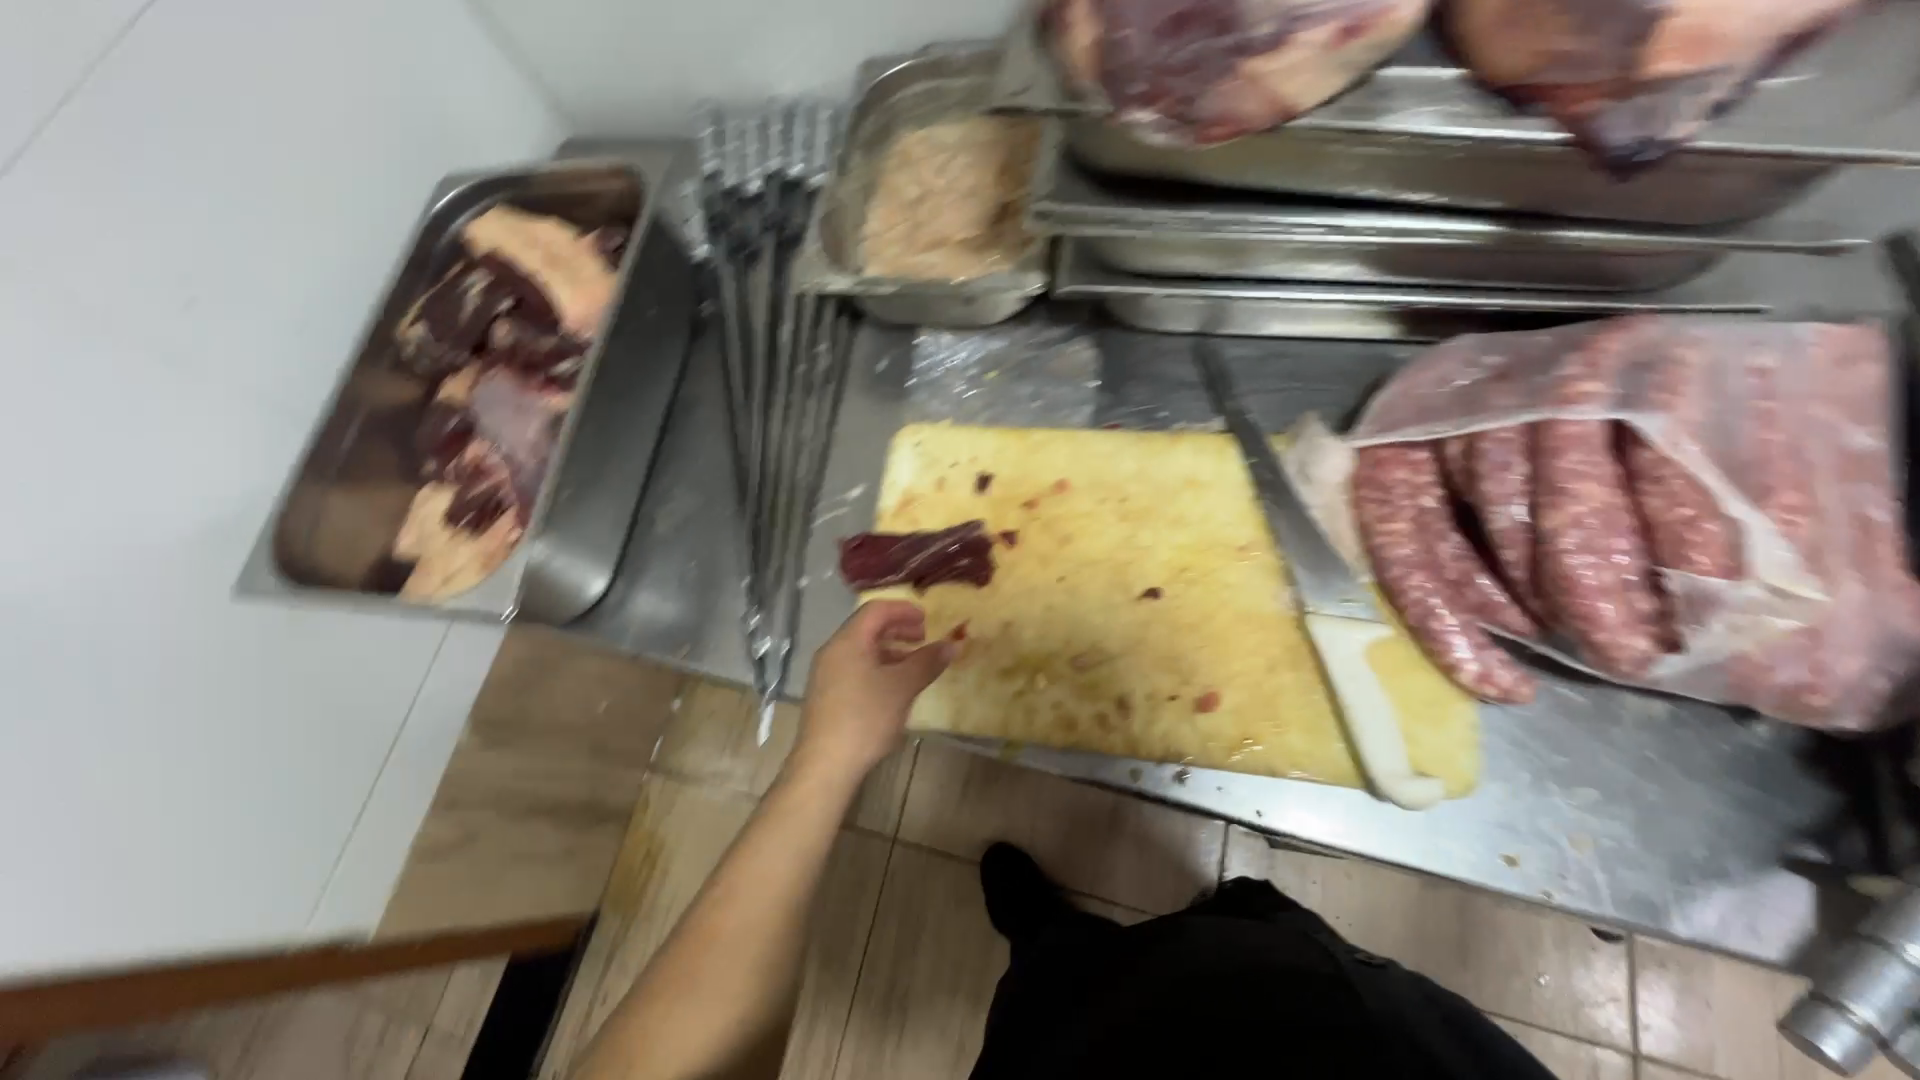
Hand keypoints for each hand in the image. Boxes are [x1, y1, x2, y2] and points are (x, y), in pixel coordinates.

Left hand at [791, 600, 955, 781]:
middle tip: (923, 638)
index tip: (927, 619)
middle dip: (898, 629)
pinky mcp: (827, 696)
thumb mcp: (902, 687)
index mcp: (848, 642)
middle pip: (867, 628)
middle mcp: (833, 652)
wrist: (825, 764)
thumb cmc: (865, 718)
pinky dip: (878, 668)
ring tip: (913, 665)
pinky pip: (855, 668)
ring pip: (862, 650)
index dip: (903, 609)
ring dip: (890, 651)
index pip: (875, 610)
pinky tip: (893, 689)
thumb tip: (953, 643)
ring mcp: (826, 674)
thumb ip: (928, 662)